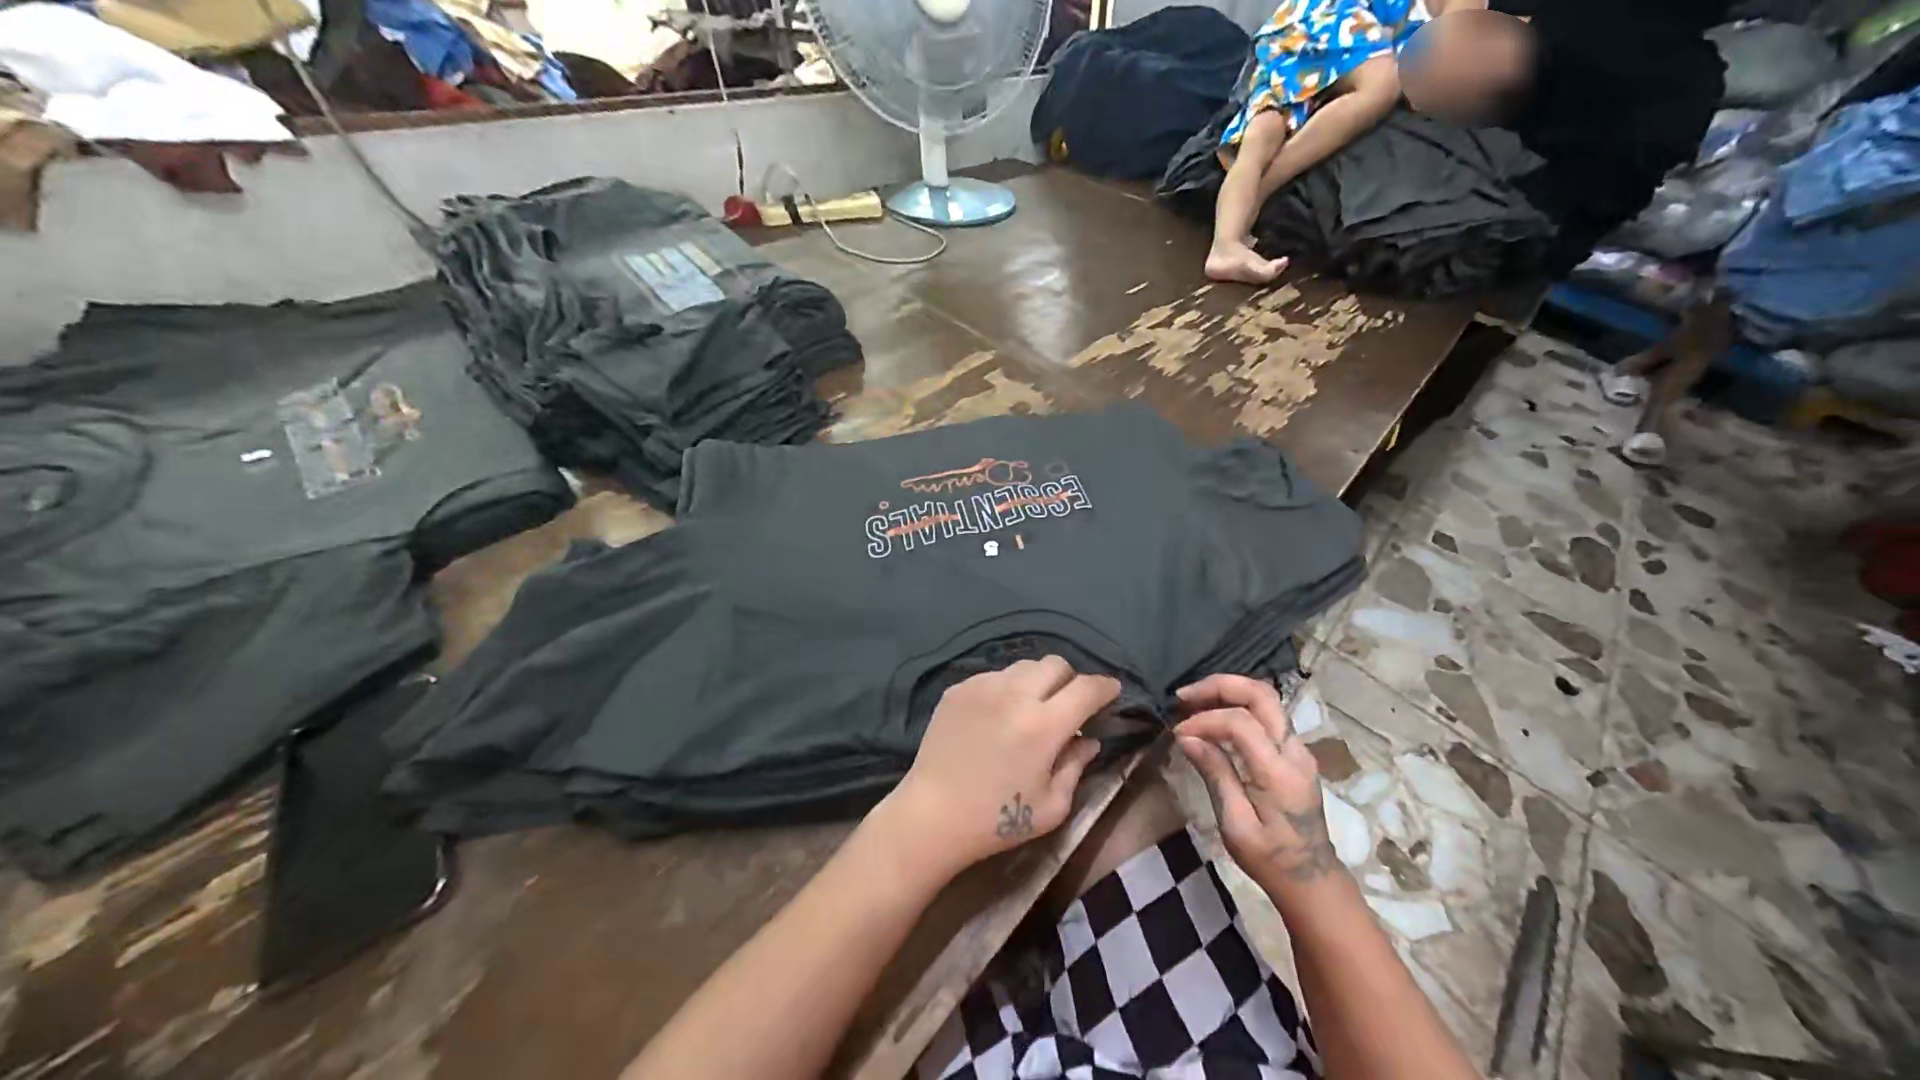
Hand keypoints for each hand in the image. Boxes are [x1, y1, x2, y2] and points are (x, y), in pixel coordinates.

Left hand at [876, 657, 1115, 881]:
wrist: (933, 815)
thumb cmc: (997, 820)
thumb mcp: (1052, 805)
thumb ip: (1076, 765)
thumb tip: (1089, 740)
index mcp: (1043, 725)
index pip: (1086, 688)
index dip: (1105, 687)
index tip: (1111, 693)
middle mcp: (1014, 695)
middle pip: (1056, 665)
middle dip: (1071, 680)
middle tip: (1069, 705)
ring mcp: (982, 687)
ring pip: (1024, 666)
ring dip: (1038, 682)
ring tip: (1032, 708)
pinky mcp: (958, 689)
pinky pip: (994, 676)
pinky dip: (1007, 688)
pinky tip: (999, 715)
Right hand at [1174, 675, 1341, 897]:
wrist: (1311, 878)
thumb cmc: (1270, 859)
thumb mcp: (1235, 824)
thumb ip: (1215, 774)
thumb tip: (1187, 737)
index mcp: (1280, 773)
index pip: (1240, 723)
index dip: (1204, 720)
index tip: (1178, 734)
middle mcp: (1295, 751)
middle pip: (1261, 694)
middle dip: (1219, 686)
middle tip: (1184, 696)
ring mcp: (1299, 748)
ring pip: (1266, 698)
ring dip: (1228, 692)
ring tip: (1194, 702)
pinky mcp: (1294, 751)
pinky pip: (1267, 713)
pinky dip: (1237, 705)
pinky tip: (1213, 716)